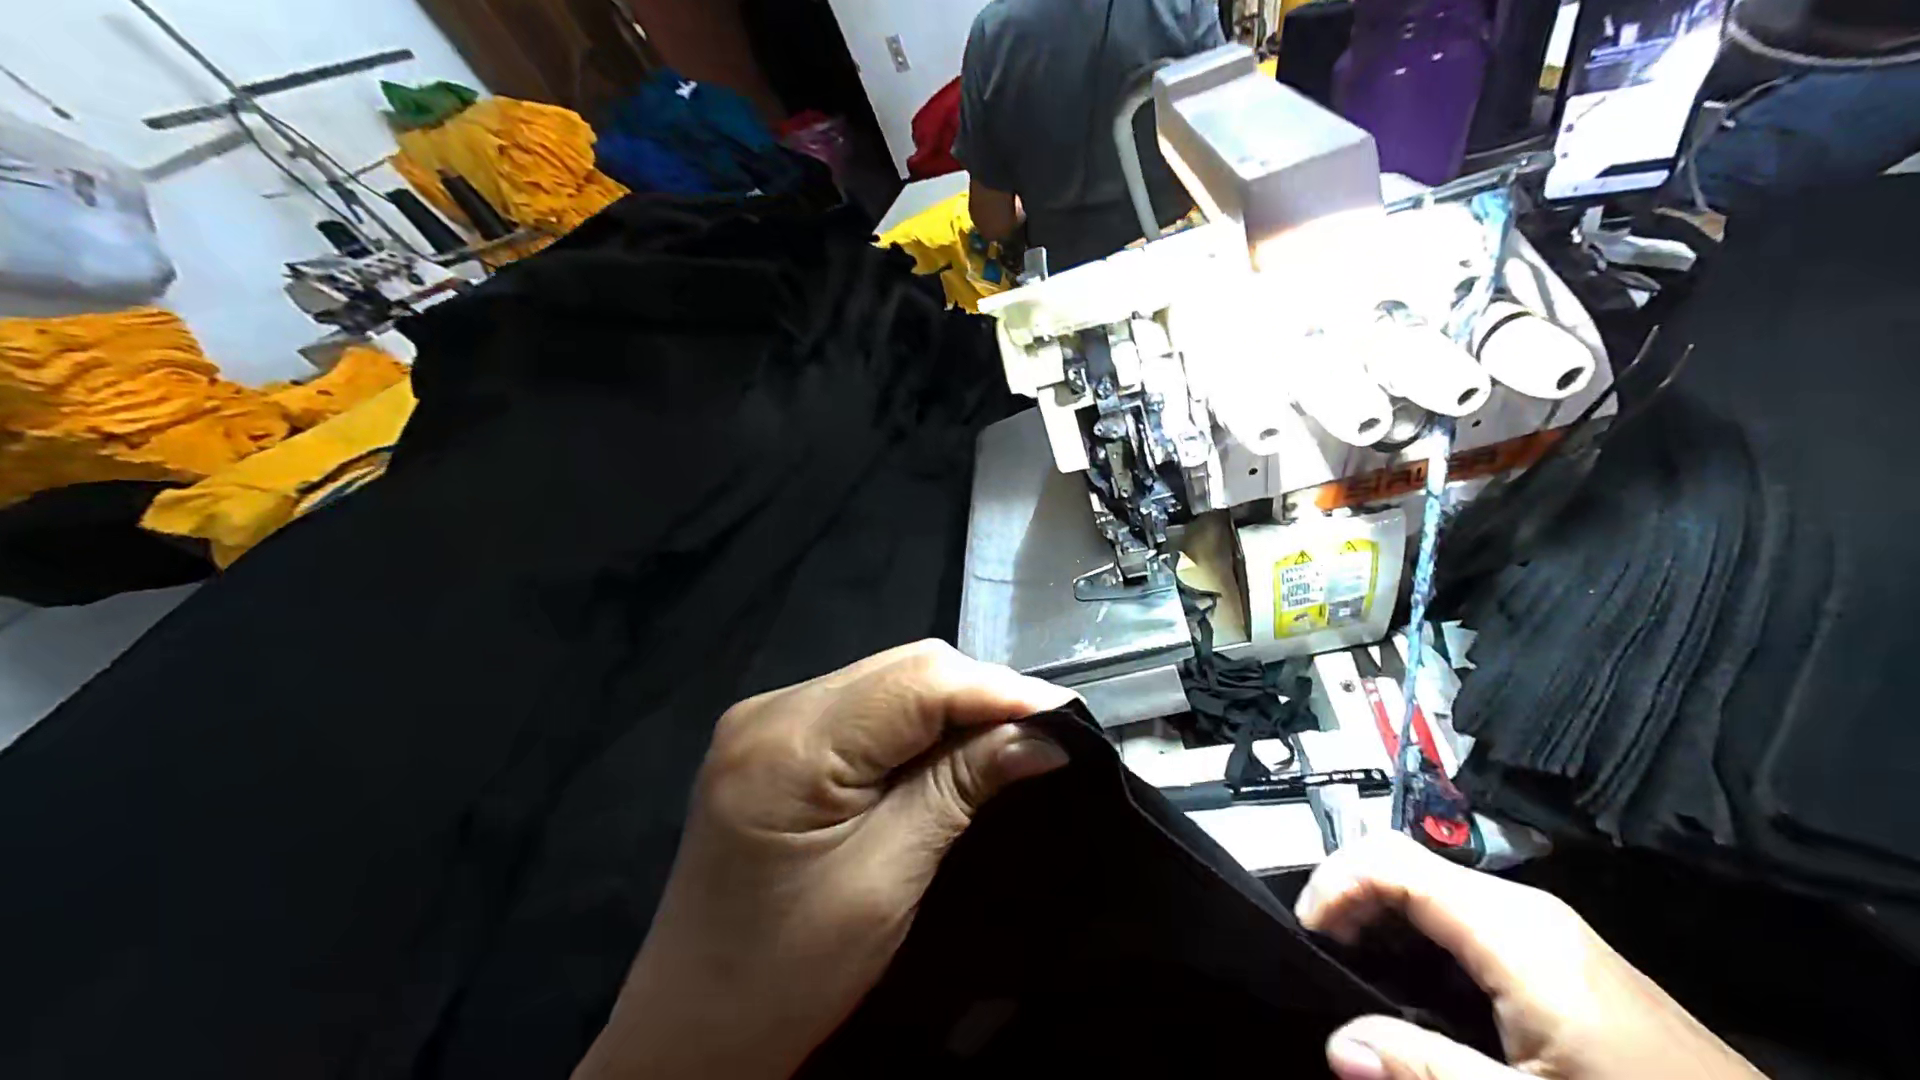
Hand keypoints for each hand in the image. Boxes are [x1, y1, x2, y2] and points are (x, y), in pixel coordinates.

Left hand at [572, 641, 1074, 1079]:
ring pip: (889, 680)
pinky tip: (949, 746)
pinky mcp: (777, 736)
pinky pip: (867, 705)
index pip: (915, 681)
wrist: (693, 1027)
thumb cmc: (787, 973)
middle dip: (980, 694)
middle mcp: (773, 705)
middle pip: (903, 669)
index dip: (997, 690)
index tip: (1067, 717)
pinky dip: (918, 721)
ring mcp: (769, 716)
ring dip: (953, 705)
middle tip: (1043, 734)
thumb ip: (960, 788)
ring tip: (1008, 738)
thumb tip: (1044, 735)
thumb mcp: (887, 879)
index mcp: (788, 741)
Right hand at [1295, 832, 1763, 1079]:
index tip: (1307, 939)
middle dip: (1348, 901)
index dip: (1332, 884)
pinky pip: (1459, 915)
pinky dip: (1414, 935)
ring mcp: (1546, 928)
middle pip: (1402, 863)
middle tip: (1325, 961)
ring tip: (1357, 975)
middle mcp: (1525, 909)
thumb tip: (1335, 1044)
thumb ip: (1427, 1070)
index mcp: (1513, 928)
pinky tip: (1415, 988)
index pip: (1389, 859)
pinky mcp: (1557, 952)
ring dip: (1378, 920)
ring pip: (1428, 888)